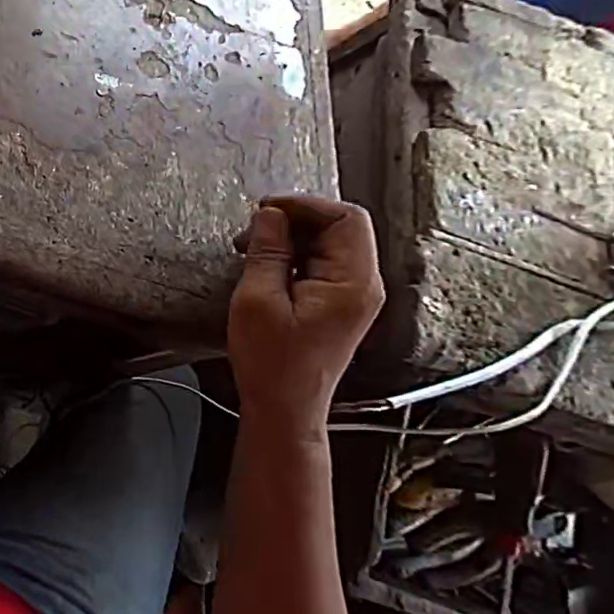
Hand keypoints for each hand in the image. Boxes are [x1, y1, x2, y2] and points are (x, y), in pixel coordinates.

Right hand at [227, 198, 384, 433]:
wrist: (284, 408)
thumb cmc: (272, 364)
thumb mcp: (258, 300)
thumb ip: (267, 252)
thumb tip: (270, 215)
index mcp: (353, 283)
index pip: (346, 218)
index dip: (305, 205)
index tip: (266, 210)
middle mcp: (363, 285)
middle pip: (339, 228)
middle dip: (294, 221)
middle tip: (252, 231)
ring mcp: (352, 295)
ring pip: (328, 243)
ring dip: (290, 239)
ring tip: (251, 251)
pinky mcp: (338, 304)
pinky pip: (320, 263)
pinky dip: (293, 256)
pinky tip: (264, 267)